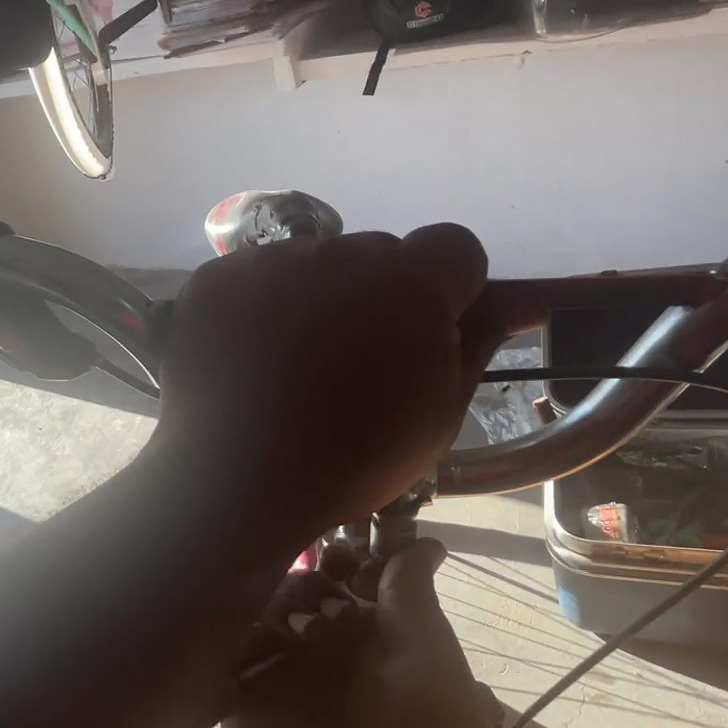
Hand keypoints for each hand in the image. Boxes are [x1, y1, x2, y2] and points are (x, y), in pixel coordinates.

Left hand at [148, 226, 504, 543]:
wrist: (237, 482)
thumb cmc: (351, 460)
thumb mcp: (438, 413)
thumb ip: (474, 342)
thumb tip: (513, 303)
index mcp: (408, 281)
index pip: (452, 246)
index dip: (448, 288)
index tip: (426, 332)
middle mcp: (336, 252)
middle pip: (375, 254)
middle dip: (377, 295)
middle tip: (351, 361)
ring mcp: (266, 262)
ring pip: (310, 263)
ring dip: (314, 298)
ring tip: (291, 366)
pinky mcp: (214, 280)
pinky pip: (253, 276)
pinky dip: (258, 306)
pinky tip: (248, 357)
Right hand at [222, 542, 537, 727]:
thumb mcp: (431, 663)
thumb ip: (411, 598)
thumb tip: (425, 543)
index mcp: (374, 647)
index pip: (345, 585)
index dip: (337, 557)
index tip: (329, 541)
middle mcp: (324, 663)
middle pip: (294, 598)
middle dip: (292, 577)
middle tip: (297, 582)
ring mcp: (280, 690)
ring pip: (254, 625)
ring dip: (257, 606)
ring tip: (271, 612)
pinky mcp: (241, 720)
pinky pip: (221, 669)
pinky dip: (218, 641)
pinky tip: (223, 623)